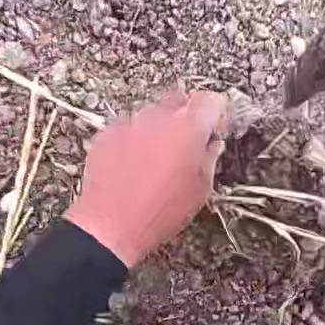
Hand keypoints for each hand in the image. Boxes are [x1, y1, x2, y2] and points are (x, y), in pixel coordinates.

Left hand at [65, 90, 229, 266]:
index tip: (215, 130)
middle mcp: (159, 117)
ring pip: (152, 114)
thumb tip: (212, 144)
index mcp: (189, 128)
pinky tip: (134, 165)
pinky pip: (128, 127)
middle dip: (187, 115)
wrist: (111, 225)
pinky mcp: (107, 133)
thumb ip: (209, 158)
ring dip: (159, 129)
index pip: (210, 101)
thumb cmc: (162, 212)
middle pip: (179, 99)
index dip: (216, 114)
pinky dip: (135, 139)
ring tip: (157, 160)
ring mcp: (130, 122)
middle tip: (187, 142)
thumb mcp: (200, 190)